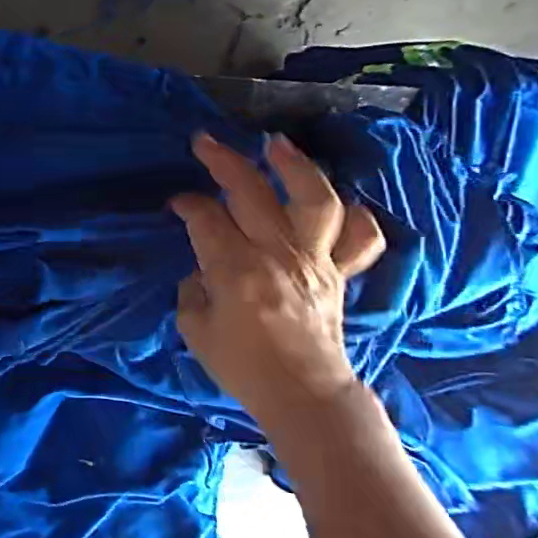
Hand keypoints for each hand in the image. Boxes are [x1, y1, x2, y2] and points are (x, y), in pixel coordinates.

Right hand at [169, 132, 384, 428]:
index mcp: (235, 268)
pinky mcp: (339, 275)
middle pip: (250, 191)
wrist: (303, 395)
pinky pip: (359, 240)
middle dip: (223, 161)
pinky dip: (354, 218)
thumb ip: (194, 289)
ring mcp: (315, 261)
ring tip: (277, 145)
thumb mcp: (195, 329)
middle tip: (204, 142)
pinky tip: (339, 205)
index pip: (205, 217)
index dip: (187, 204)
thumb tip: (204, 269)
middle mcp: (277, 254)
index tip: (177, 205)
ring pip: (314, 200)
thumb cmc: (243, 367)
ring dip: (295, 166)